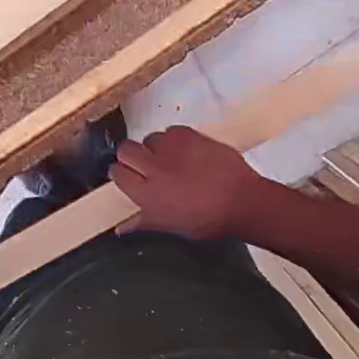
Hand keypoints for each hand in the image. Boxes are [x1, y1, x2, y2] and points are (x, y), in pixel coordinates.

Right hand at [110, 126, 265, 237]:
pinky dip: (175, 139)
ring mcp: (172, 149)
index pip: (117, 173)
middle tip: (144, 163)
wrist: (241, 200)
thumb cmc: (208, 219)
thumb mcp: (171, 226)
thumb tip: (120, 228)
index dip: (120, 172)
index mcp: (146, 194)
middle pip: (125, 149)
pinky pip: (171, 130)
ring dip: (155, 146)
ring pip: (149, 138)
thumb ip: (142, 222)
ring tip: (170, 158)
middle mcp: (154, 168)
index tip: (128, 175)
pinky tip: (185, 151)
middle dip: (130, 154)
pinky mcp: (189, 136)